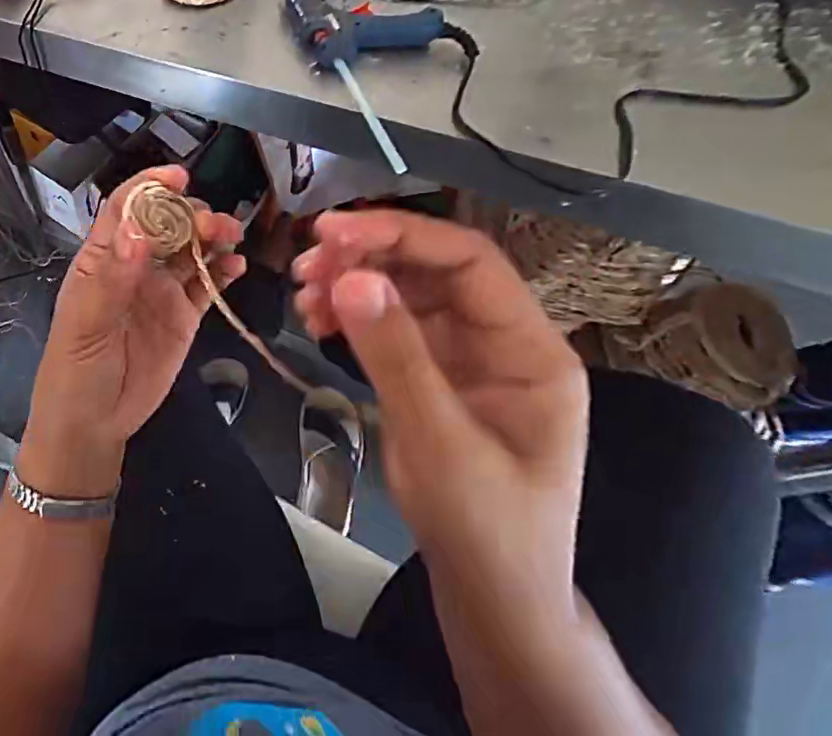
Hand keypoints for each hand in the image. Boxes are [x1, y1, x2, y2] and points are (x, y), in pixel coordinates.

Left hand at [22, 166, 244, 497]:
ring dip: (212, 236)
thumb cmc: (75, 370)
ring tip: (230, 236)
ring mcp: (162, 290)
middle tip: (212, 224)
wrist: (93, 423)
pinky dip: (224, 270)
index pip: (126, 209)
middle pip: (167, 224)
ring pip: (192, 249)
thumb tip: (140, 233)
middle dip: (190, 214)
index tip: (178, 177)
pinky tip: (236, 265)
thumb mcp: (85, 325)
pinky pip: (207, 284)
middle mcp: (135, 266)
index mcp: (103, 259)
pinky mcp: (184, 315)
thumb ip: (113, 280)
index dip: (150, 187)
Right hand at [292, 210, 587, 614]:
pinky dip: (351, 316)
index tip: (333, 234)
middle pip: (432, 270)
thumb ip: (396, 356)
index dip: (401, 235)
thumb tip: (352, 278)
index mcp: (529, 349)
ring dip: (352, 283)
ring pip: (405, 293)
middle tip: (306, 263)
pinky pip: (389, 327)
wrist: (491, 598)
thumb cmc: (485, 530)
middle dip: (367, 257)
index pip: (468, 261)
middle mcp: (499, 340)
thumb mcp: (438, 443)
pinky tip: (317, 319)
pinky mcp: (432, 375)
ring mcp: (464, 357)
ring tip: (302, 292)